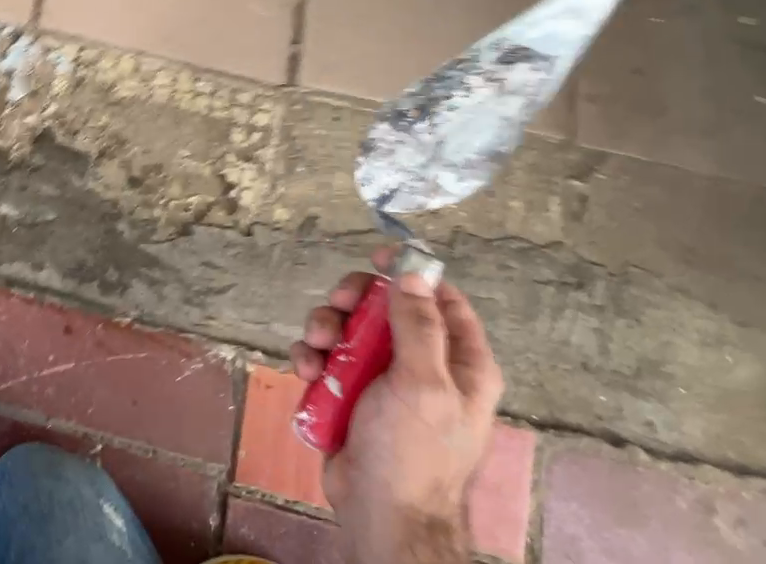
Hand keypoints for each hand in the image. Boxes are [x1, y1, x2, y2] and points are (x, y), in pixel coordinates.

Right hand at [290, 251, 505, 563]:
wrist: (379, 508)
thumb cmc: (412, 448)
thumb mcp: (422, 383)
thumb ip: (418, 325)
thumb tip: (414, 269)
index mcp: (459, 362)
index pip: (441, 299)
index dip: (411, 273)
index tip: (377, 257)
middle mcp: (423, 364)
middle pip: (383, 307)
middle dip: (352, 304)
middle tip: (337, 311)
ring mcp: (383, 379)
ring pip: (347, 328)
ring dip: (324, 332)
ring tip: (315, 353)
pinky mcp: (349, 392)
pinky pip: (324, 357)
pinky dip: (310, 360)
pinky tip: (306, 375)